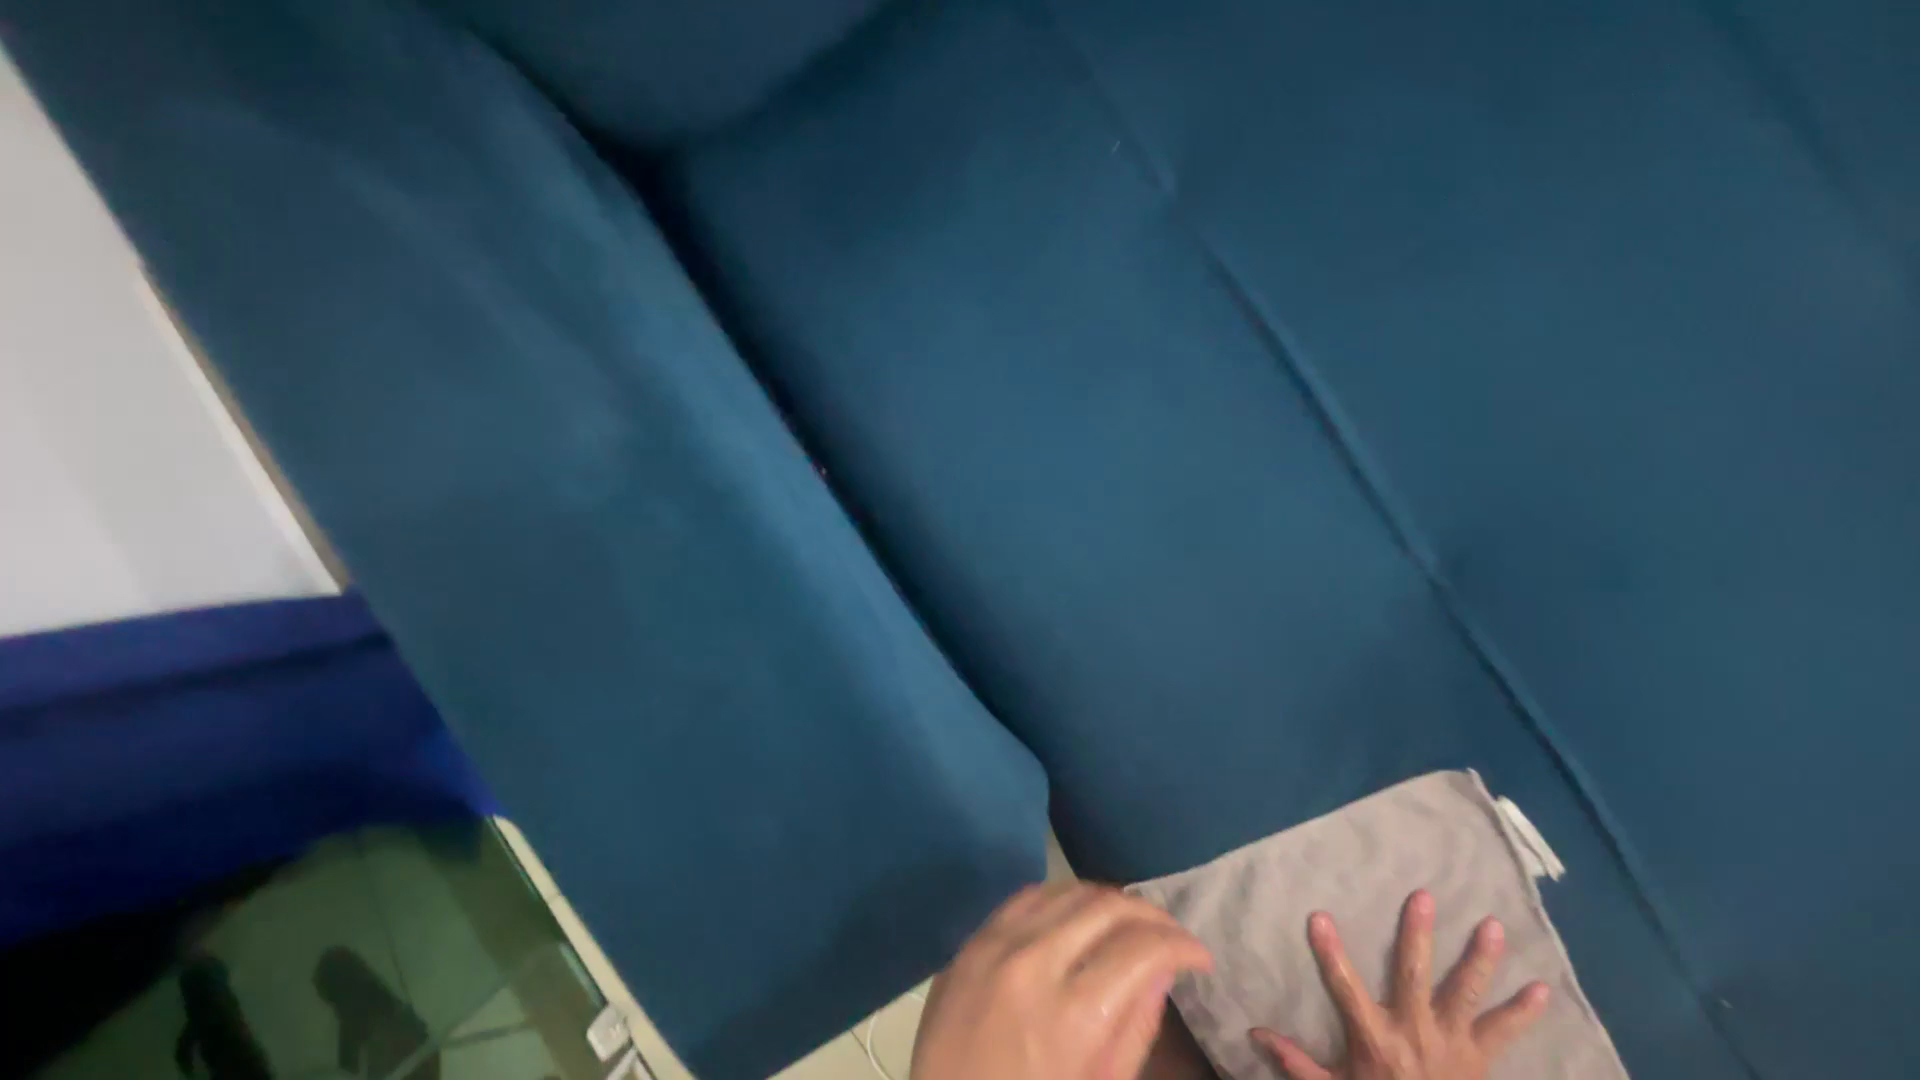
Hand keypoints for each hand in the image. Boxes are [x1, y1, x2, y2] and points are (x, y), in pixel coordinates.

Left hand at [912, 883, 1214, 1079]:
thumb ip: (1134, 1029)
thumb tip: (1164, 968)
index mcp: (1072, 1015)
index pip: (1141, 948)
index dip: (1181, 945)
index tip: (1200, 957)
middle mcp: (1034, 962)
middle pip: (1107, 906)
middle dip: (1152, 916)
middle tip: (1173, 936)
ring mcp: (997, 944)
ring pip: (1067, 890)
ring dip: (1109, 900)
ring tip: (1132, 923)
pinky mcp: (971, 941)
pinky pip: (1025, 896)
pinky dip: (1062, 897)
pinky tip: (1078, 916)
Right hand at [1252, 890, 1548, 1079]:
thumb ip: (1297, 1062)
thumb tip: (1254, 1032)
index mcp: (1375, 1040)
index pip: (1345, 988)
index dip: (1331, 953)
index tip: (1319, 915)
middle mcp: (1415, 1034)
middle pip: (1413, 976)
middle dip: (1417, 935)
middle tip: (1423, 896)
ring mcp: (1453, 1045)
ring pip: (1466, 995)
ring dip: (1480, 960)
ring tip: (1493, 925)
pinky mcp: (1481, 1059)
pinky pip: (1504, 1033)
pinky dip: (1524, 1012)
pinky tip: (1543, 989)